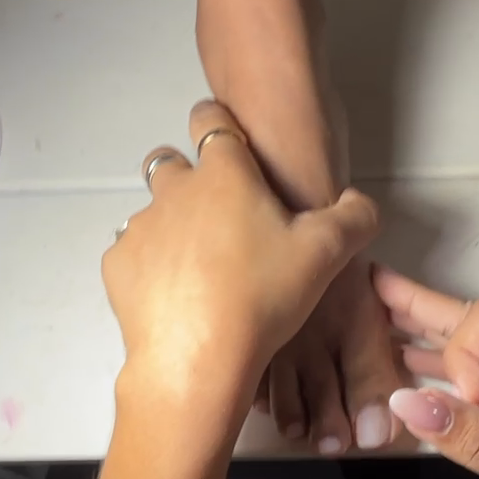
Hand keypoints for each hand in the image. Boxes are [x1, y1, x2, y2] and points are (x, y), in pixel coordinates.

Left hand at [103, 101, 380, 416]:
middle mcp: (174, 190)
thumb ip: (355, 217)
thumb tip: (360, 204)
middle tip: (225, 222)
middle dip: (192, 180)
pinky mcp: (118, 266)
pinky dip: (153, 267)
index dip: (221, 126)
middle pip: (172, 162)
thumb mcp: (328, 254)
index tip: (236, 153)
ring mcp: (140, 227)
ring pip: (154, 212)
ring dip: (174, 227)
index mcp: (224, 174)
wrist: (199, 361)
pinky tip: (179, 298)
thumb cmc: (264, 295)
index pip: (210, 118)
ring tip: (204, 271)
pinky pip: (136, 254)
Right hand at [375, 266, 478, 478]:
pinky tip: (405, 362)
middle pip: (477, 322)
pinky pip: (478, 373)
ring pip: (473, 343)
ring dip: (426, 333)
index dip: (462, 356)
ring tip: (374, 312)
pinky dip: (441, 368)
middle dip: (431, 323)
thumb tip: (403, 402)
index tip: (463, 408)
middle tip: (375, 301)